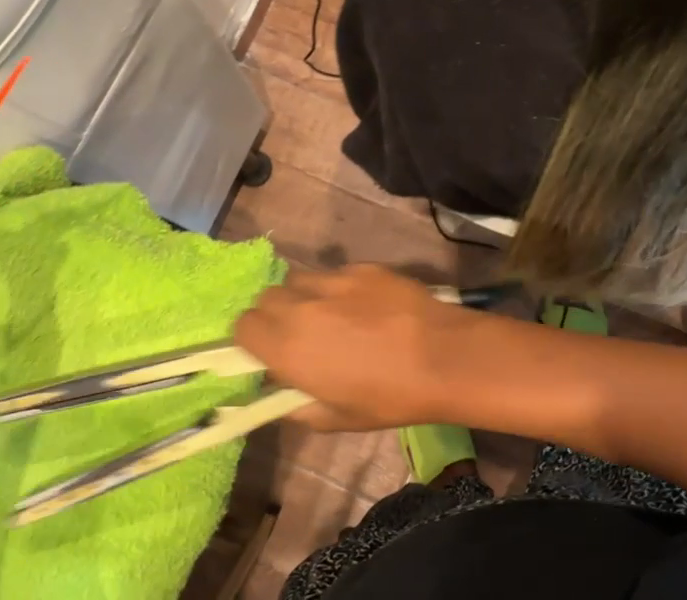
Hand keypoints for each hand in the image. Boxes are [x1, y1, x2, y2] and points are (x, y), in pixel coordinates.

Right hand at [234, 265, 480, 430]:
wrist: (444, 357)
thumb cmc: (390, 398)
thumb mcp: (337, 418)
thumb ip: (298, 406)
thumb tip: (282, 394)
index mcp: (288, 348)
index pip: (242, 326)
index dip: (252, 339)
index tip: (269, 351)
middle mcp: (302, 308)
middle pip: (266, 297)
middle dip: (273, 315)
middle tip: (298, 335)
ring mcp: (333, 281)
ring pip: (299, 279)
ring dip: (303, 297)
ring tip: (330, 316)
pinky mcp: (363, 267)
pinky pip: (335, 274)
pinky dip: (338, 288)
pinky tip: (365, 306)